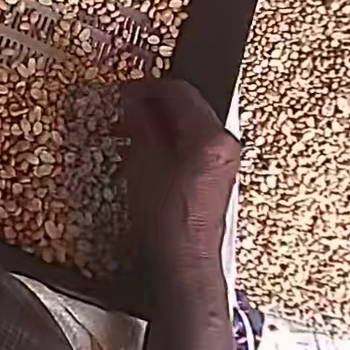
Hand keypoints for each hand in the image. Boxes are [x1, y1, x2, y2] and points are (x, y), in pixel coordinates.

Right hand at [121, 80, 240, 292]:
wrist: (184, 261)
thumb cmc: (166, 218)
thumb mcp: (145, 163)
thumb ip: (143, 125)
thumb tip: (134, 102)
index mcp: (210, 136)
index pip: (180, 92)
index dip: (148, 88)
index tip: (125, 91)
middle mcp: (224, 143)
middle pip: (188, 106)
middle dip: (154, 103)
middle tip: (125, 107)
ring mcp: (223, 160)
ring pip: (189, 125)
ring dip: (159, 122)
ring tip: (129, 129)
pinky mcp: (216, 175)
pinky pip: (192, 143)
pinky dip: (169, 140)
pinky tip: (144, 150)